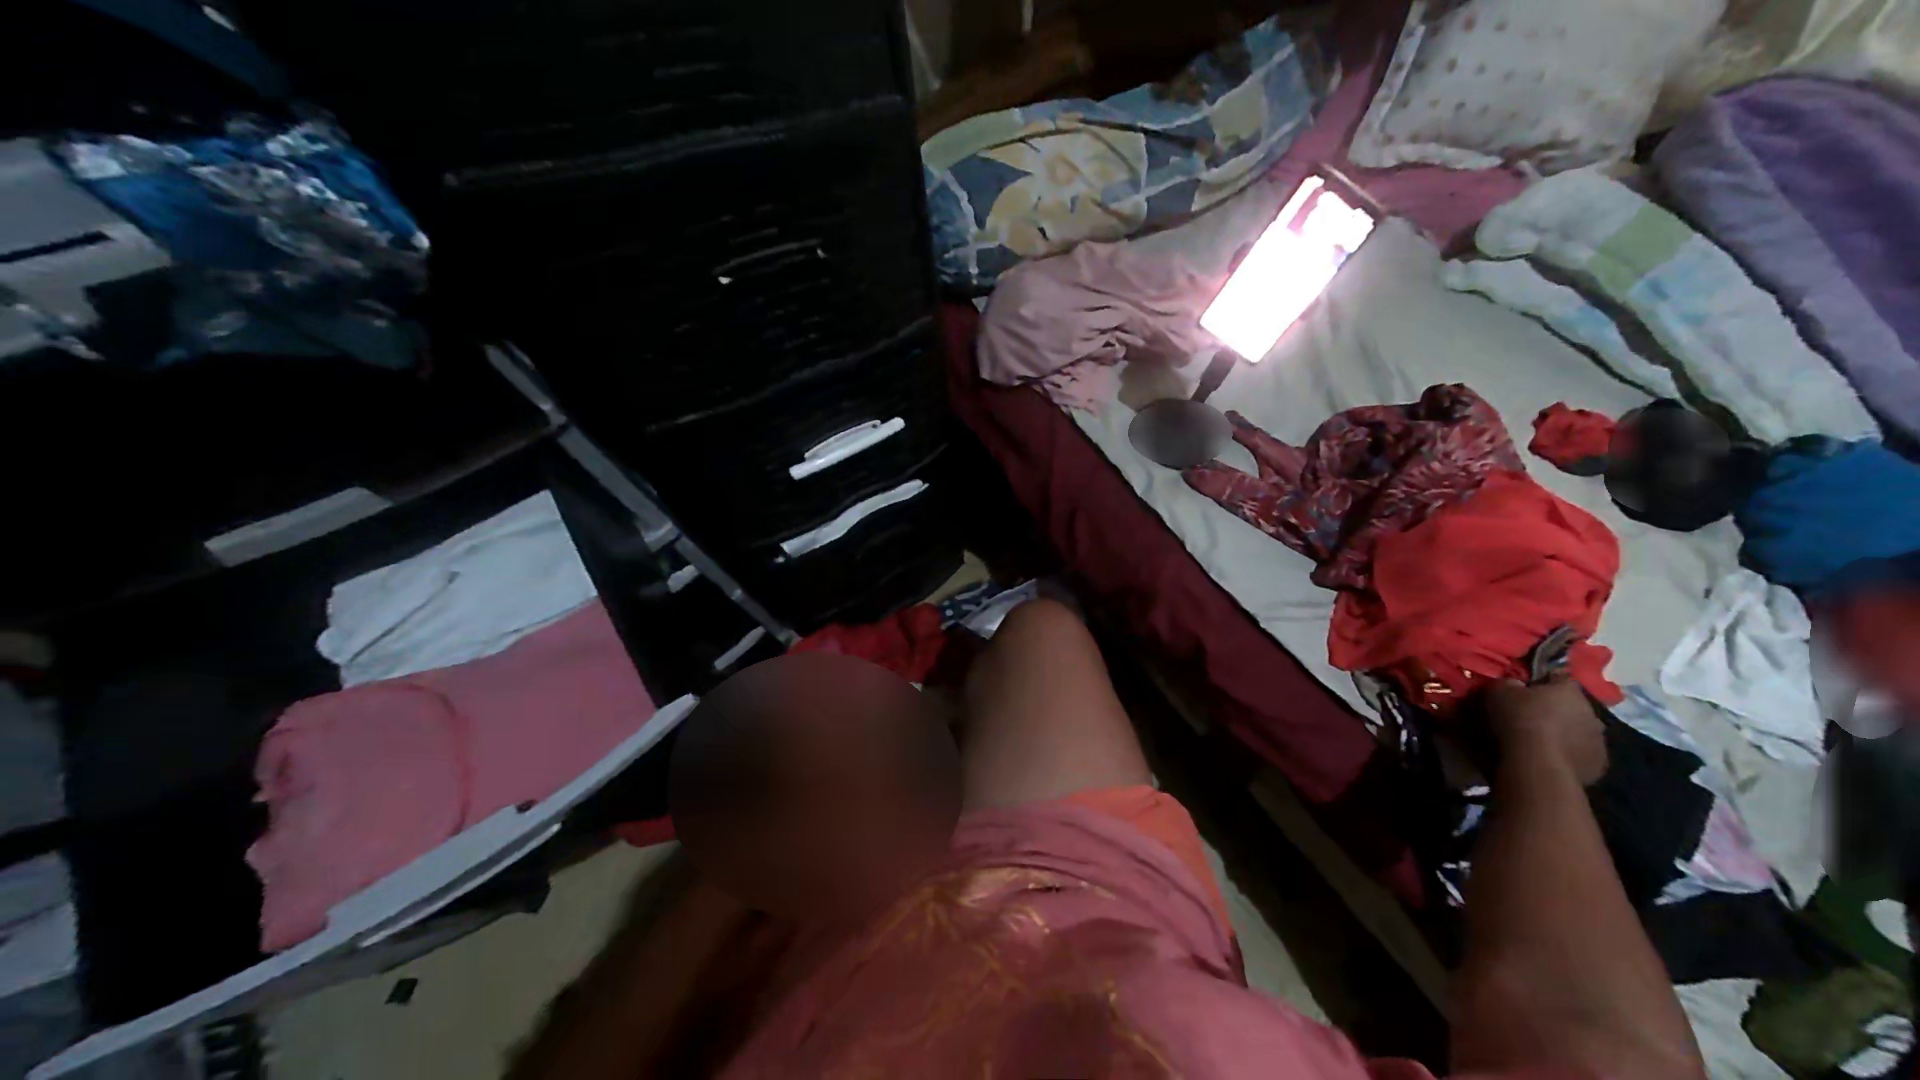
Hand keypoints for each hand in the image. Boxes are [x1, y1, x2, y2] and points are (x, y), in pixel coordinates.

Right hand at [1482, 678, 1607, 785]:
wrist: (1539, 764)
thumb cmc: (1519, 720)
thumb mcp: (1499, 691)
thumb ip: (1509, 683)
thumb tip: (1515, 685)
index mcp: (1569, 690)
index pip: (1558, 676)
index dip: (1541, 681)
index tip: (1525, 689)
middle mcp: (1591, 712)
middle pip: (1572, 706)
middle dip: (1556, 709)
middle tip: (1532, 716)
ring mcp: (1599, 740)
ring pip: (1580, 730)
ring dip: (1565, 732)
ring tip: (1541, 741)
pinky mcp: (1598, 764)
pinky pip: (1582, 753)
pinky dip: (1569, 753)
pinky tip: (1551, 758)